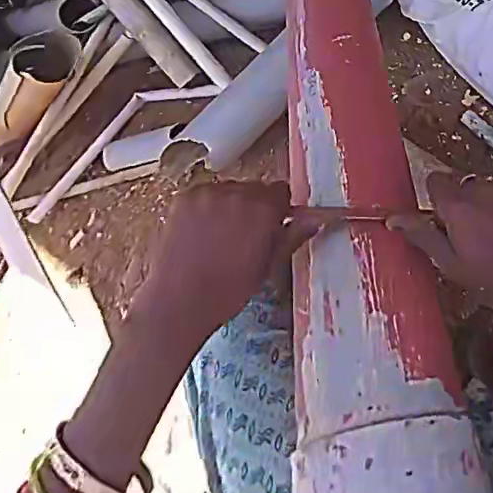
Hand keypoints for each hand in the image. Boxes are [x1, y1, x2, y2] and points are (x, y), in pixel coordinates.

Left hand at [130, 182, 315, 339]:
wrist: (176, 304)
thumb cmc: (227, 292)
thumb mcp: (267, 267)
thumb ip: (292, 236)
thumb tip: (315, 219)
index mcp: (263, 209)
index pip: (280, 191)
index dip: (277, 208)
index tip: (270, 225)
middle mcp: (238, 193)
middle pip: (254, 188)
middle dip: (253, 206)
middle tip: (242, 236)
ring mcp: (209, 193)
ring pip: (228, 190)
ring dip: (228, 205)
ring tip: (217, 237)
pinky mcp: (185, 197)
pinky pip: (204, 194)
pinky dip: (205, 207)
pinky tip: (198, 232)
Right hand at [389, 175, 492, 331]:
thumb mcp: (451, 265)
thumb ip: (421, 235)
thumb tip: (393, 218)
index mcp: (458, 206)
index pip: (435, 180)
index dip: (437, 198)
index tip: (444, 220)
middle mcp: (482, 188)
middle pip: (463, 186)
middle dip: (464, 204)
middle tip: (472, 235)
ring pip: (487, 188)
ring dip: (487, 204)